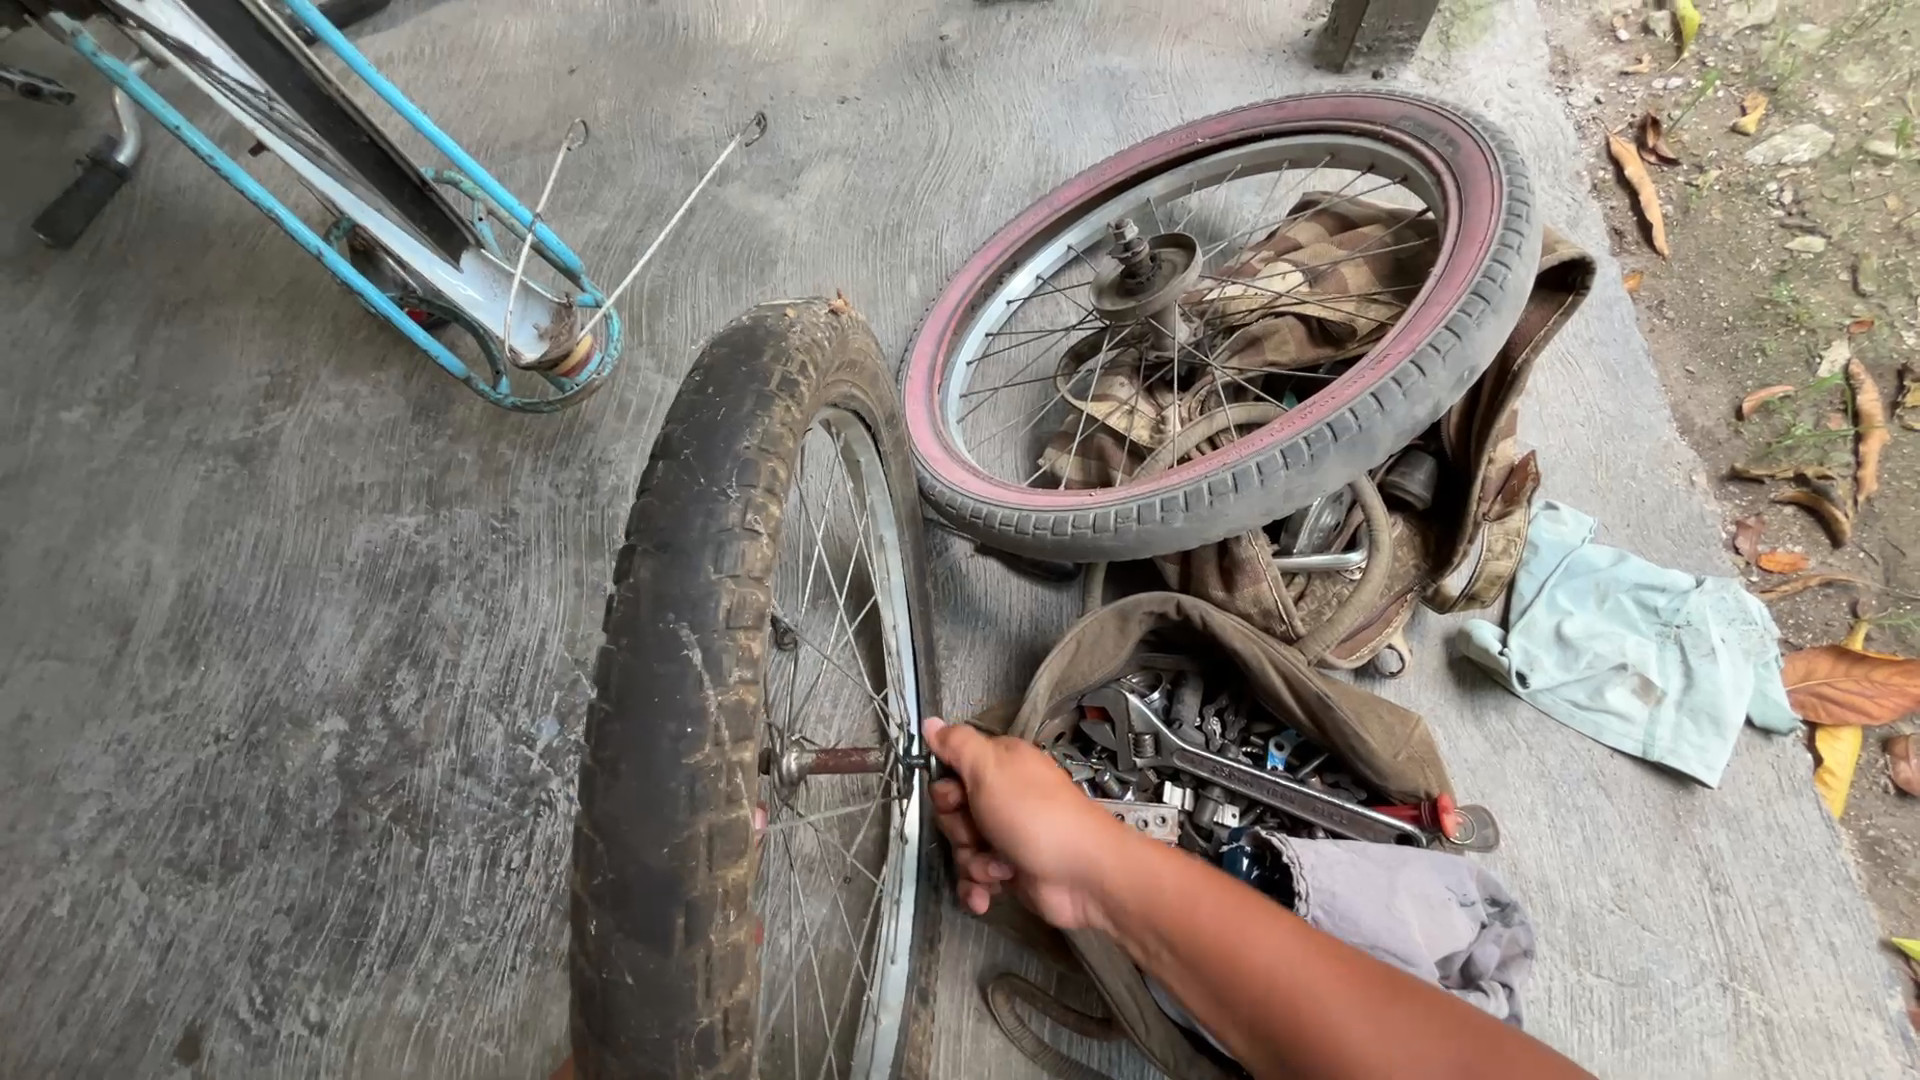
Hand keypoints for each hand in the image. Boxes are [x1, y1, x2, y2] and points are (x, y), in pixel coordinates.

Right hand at [921, 715, 1134, 929]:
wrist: (1082, 875)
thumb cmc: (1034, 815)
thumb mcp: (990, 768)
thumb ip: (957, 744)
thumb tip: (930, 721)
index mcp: (999, 764)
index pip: (951, 770)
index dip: (946, 790)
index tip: (957, 799)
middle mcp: (1001, 795)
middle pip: (952, 812)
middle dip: (959, 830)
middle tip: (981, 833)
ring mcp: (1005, 833)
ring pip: (961, 846)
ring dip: (973, 862)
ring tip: (999, 868)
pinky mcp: (1008, 869)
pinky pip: (974, 877)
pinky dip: (978, 887)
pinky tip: (988, 895)